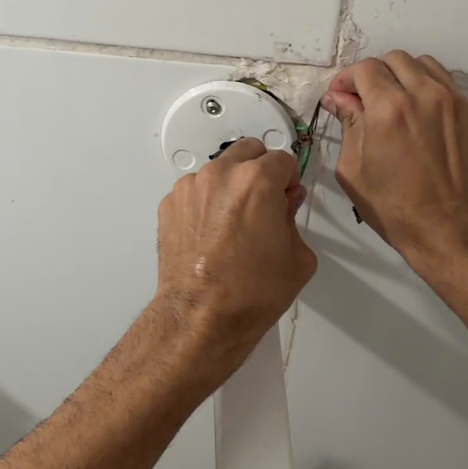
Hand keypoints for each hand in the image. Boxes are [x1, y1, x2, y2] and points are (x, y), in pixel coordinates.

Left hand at [154, 138, 316, 351]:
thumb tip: (285, 208)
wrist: (201, 317)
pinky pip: (195, 191)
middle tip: (265, 202)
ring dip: (231, 185)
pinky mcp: (170, 206)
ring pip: (219, 170)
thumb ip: (293, 219)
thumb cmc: (246, 294)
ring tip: (236, 222)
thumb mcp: (296, 258)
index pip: (282, 159)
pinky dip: (206, 203)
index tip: (288, 194)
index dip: (289, 179)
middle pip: (248, 151)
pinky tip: (214, 232)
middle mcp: (220, 177)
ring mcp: (191, 189)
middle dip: (260, 171)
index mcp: (257, 181)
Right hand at [321, 51, 467, 272]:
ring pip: (421, 64)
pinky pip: (443, 81)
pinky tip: (416, 112)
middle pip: (393, 60)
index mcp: (388, 109)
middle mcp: (422, 95)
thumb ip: (348, 126)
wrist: (451, 227)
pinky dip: (425, 86)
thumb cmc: (396, 208)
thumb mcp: (354, 171)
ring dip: (401, 76)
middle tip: (363, 100)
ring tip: (392, 102)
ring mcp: (450, 100)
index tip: (341, 95)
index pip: (364, 70)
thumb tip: (340, 99)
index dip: (347, 79)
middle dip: (373, 75)